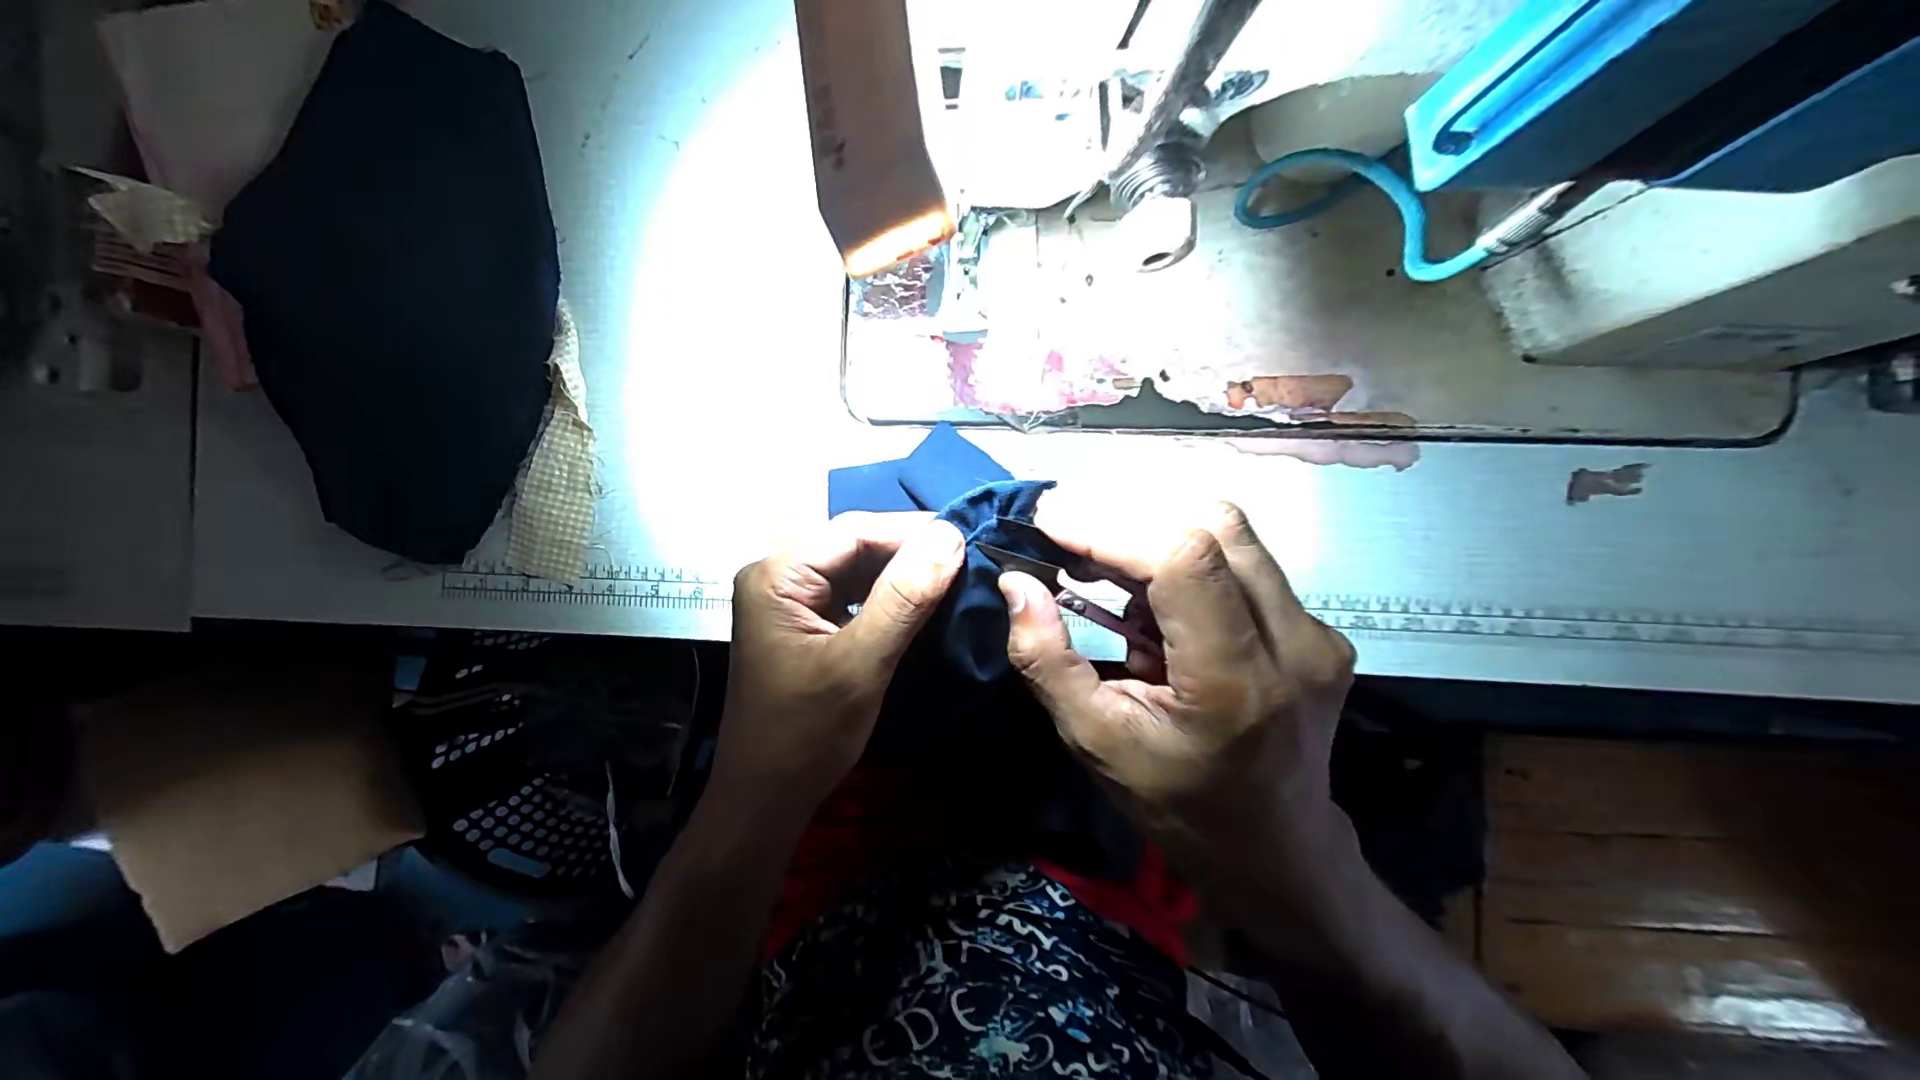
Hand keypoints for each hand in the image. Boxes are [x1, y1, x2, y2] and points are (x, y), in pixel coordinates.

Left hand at [714, 512, 964, 812]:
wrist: (767, 797)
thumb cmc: (806, 733)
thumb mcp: (861, 663)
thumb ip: (904, 598)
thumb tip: (950, 536)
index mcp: (777, 575)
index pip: (854, 531)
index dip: (913, 531)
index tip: (969, 537)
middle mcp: (778, 574)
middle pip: (855, 544)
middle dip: (911, 550)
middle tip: (969, 557)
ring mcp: (791, 598)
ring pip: (858, 567)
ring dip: (904, 571)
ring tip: (956, 572)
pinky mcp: (806, 620)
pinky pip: (854, 592)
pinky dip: (890, 594)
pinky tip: (924, 597)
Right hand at [997, 501, 1354, 857]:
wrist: (1274, 849)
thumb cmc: (1175, 804)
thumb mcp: (1094, 740)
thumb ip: (1046, 659)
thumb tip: (1016, 583)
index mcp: (1235, 682)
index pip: (1184, 559)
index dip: (1111, 528)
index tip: (1050, 524)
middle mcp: (1294, 644)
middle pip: (1212, 527)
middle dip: (1128, 522)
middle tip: (1069, 542)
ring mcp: (1316, 633)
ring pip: (1231, 533)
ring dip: (1155, 537)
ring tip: (1103, 571)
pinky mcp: (1316, 629)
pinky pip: (1243, 561)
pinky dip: (1183, 561)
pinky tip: (1149, 601)